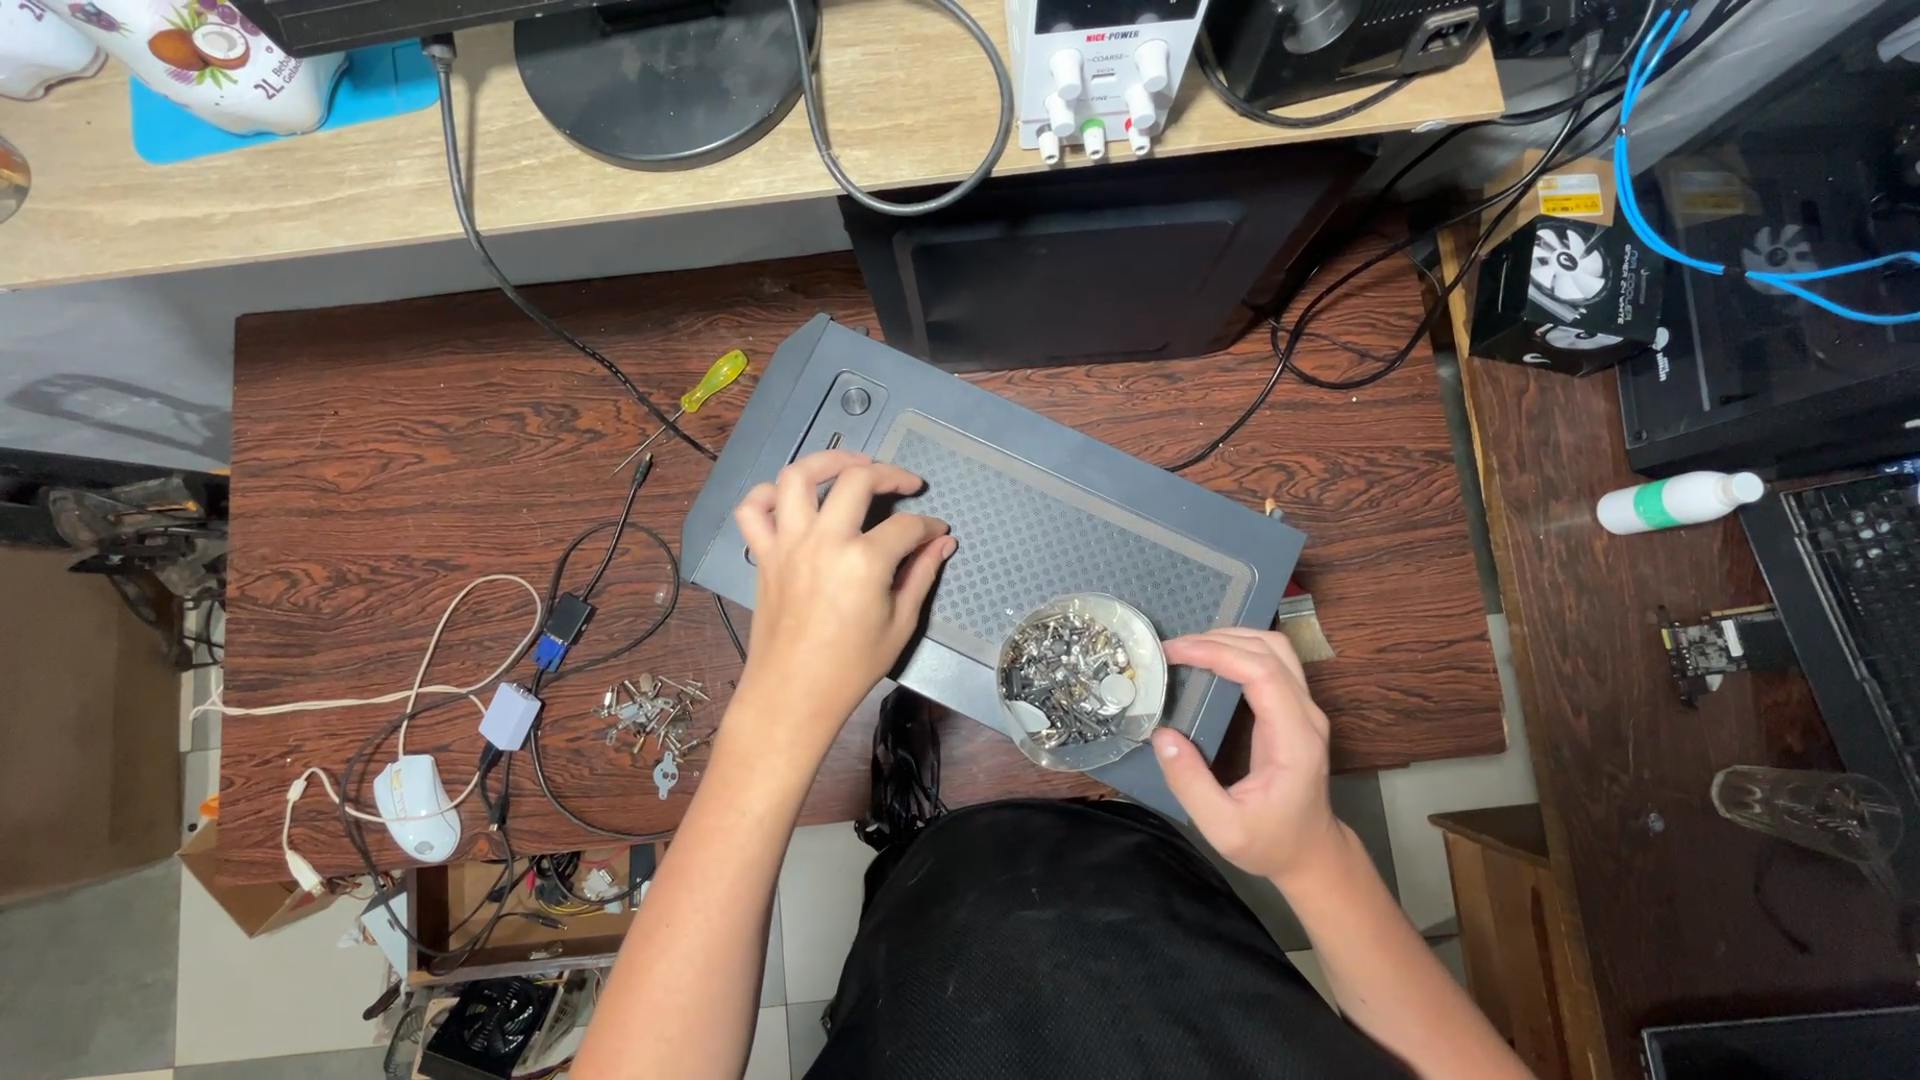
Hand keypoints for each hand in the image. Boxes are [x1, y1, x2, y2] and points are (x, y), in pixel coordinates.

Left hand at [730, 450, 955, 754]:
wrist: (793, 693)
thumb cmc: (852, 666)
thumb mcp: (900, 624)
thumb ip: (922, 575)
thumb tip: (943, 542)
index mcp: (864, 561)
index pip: (907, 526)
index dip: (929, 525)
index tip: (938, 532)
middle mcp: (824, 540)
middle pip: (857, 479)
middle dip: (890, 473)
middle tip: (906, 483)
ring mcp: (787, 544)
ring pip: (798, 477)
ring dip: (827, 461)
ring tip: (850, 466)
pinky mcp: (763, 555)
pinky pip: (752, 509)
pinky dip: (767, 494)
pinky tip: (790, 497)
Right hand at [1151, 629, 1342, 884]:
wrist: (1312, 854)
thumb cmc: (1270, 843)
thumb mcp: (1223, 828)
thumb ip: (1190, 783)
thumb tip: (1161, 735)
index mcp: (1294, 741)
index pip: (1263, 673)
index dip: (1218, 652)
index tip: (1175, 652)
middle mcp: (1307, 716)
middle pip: (1271, 650)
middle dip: (1219, 639)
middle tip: (1174, 649)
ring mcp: (1306, 710)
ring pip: (1275, 649)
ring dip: (1232, 638)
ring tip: (1189, 649)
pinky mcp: (1296, 709)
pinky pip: (1273, 662)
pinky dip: (1239, 650)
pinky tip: (1210, 659)